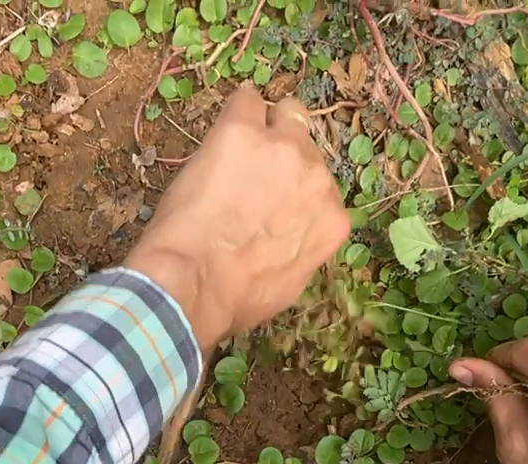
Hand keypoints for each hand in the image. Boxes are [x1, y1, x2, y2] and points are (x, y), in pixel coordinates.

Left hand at [124, 87, 350, 350]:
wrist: (195, 283)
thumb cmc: (237, 299)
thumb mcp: (287, 287)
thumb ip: (301, 252)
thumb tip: (293, 242)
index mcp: (332, 222)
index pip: (322, 194)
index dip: (295, 200)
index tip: (273, 209)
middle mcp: (317, 179)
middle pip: (307, 152)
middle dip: (282, 164)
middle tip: (249, 186)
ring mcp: (282, 148)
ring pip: (286, 115)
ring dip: (265, 132)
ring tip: (236, 156)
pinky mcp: (241, 130)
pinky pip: (247, 101)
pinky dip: (237, 113)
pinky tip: (221, 134)